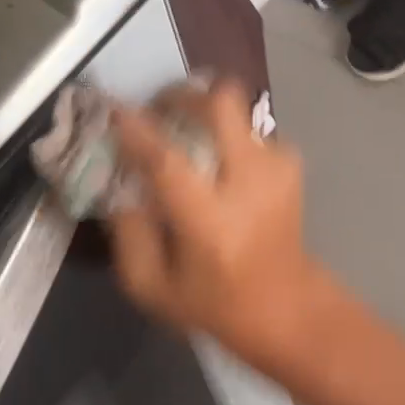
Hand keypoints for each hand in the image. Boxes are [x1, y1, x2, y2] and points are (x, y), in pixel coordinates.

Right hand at [106, 77, 320, 367]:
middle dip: (183, 94)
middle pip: (221, 106)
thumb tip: (119, 181)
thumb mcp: (153, 287)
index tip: (114, 108)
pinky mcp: (291, 164)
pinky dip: (232, 132)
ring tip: (189, 130)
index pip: (169, 162)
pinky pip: (253, 127)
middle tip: (158, 107)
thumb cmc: (215, 303)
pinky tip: (221, 156)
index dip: (138, 131)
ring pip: (239, 108)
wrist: (290, 309)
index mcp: (210, 223)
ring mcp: (276, 170)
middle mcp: (248, 185)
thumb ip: (128, 234)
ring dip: (207, 111)